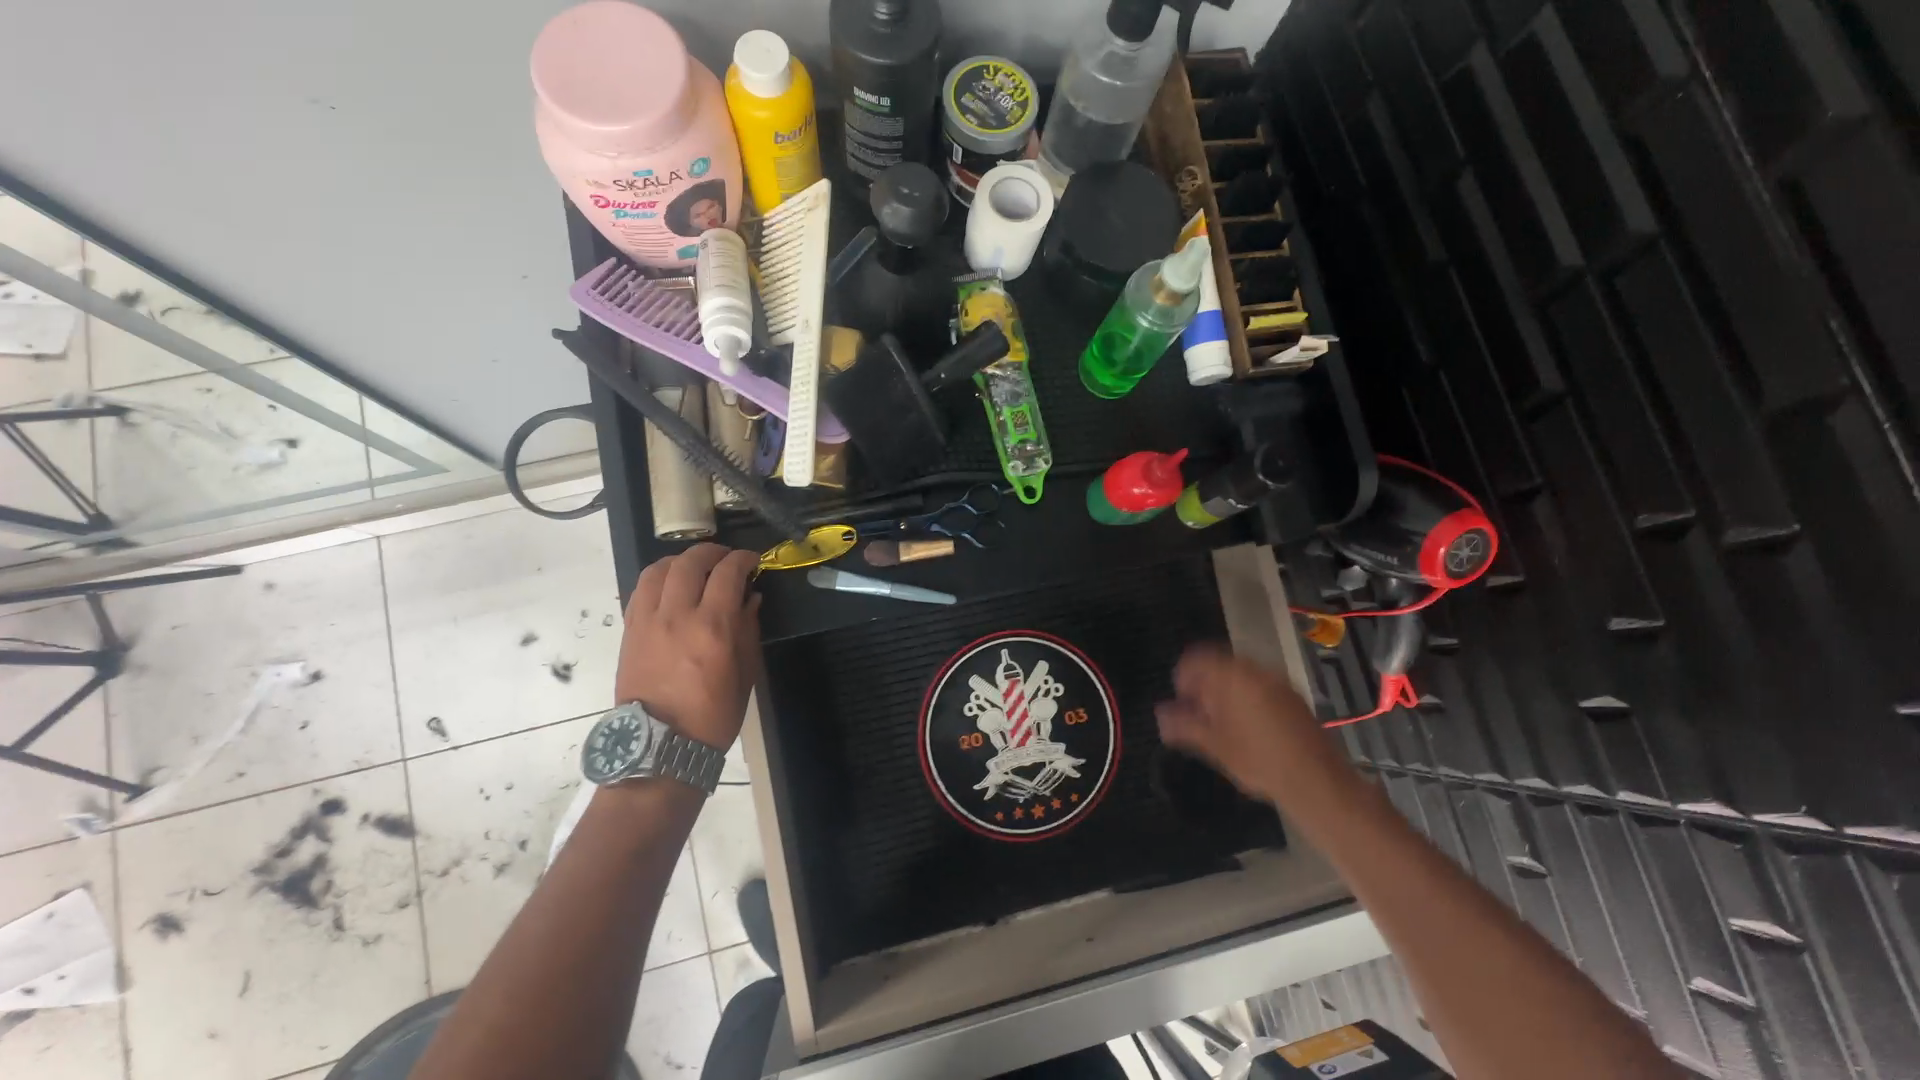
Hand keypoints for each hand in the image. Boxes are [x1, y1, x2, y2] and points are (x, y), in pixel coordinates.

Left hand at [615, 544, 761, 750]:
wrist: (660, 746)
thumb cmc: (712, 716)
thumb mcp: (745, 675)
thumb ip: (748, 630)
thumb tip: (750, 598)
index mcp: (713, 627)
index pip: (728, 573)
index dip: (743, 559)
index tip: (752, 561)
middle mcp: (677, 615)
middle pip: (690, 562)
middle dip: (712, 552)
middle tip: (726, 559)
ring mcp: (648, 621)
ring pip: (659, 569)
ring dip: (681, 561)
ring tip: (694, 568)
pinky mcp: (630, 630)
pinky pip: (640, 589)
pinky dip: (658, 579)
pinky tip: (670, 587)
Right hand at [1155, 643, 1330, 797]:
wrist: (1315, 780)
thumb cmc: (1258, 761)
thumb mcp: (1214, 746)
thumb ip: (1183, 725)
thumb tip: (1160, 714)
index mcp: (1233, 676)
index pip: (1197, 659)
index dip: (1183, 678)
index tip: (1180, 702)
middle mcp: (1257, 671)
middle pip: (1220, 665)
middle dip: (1205, 686)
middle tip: (1199, 715)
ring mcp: (1279, 682)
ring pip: (1241, 676)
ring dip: (1226, 692)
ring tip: (1221, 724)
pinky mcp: (1294, 697)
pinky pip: (1261, 686)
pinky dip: (1247, 698)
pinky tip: (1247, 728)